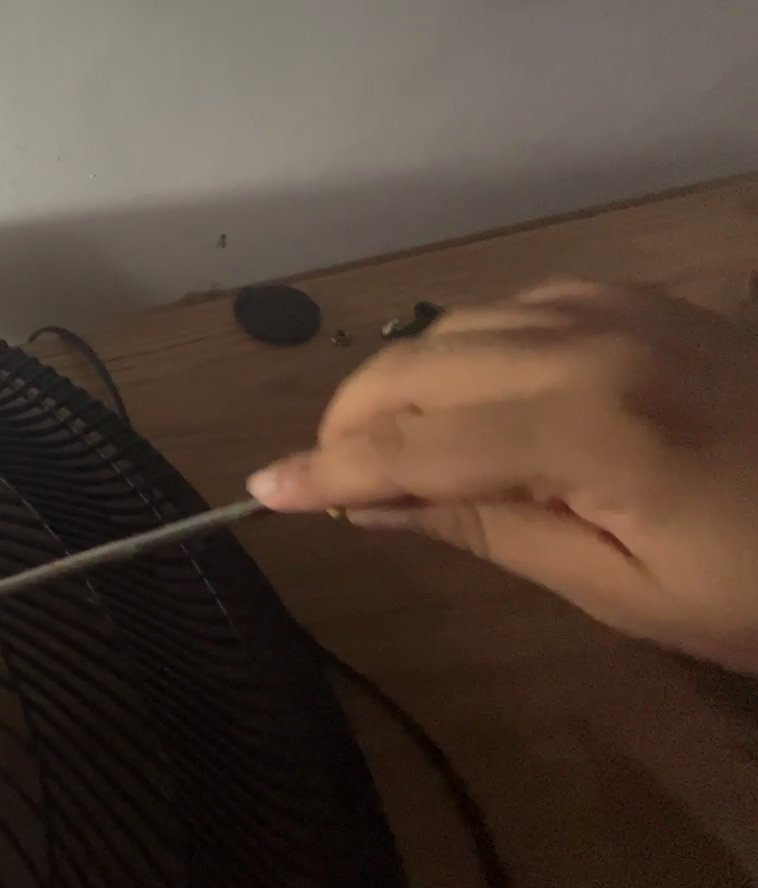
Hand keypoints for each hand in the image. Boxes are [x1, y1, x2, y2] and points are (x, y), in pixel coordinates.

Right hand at [247, 280, 757, 671]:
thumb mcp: (628, 590)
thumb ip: (481, 530)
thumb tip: (363, 506)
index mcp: (591, 431)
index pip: (407, 451)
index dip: (323, 474)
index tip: (260, 493)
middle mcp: (584, 348)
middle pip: (402, 372)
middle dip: (346, 425)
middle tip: (334, 477)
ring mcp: (609, 310)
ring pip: (436, 333)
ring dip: (395, 390)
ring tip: (400, 443)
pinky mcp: (628, 298)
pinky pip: (497, 311)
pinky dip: (455, 353)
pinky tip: (471, 393)